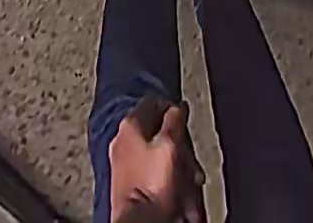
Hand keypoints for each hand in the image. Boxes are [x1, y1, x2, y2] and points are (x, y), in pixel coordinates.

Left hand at [108, 96, 205, 222]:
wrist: (138, 222)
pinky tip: (177, 185)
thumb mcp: (170, 144)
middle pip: (156, 129)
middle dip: (177, 142)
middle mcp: (122, 138)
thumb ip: (174, 119)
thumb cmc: (153, 183)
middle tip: (190, 157)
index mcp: (129, 124)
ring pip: (156, 150)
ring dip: (175, 160)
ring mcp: (122, 160)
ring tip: (189, 177)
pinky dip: (165, 173)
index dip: (172, 109)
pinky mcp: (126, 180)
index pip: (154, 102)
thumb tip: (177, 106)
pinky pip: (150, 168)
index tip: (185, 122)